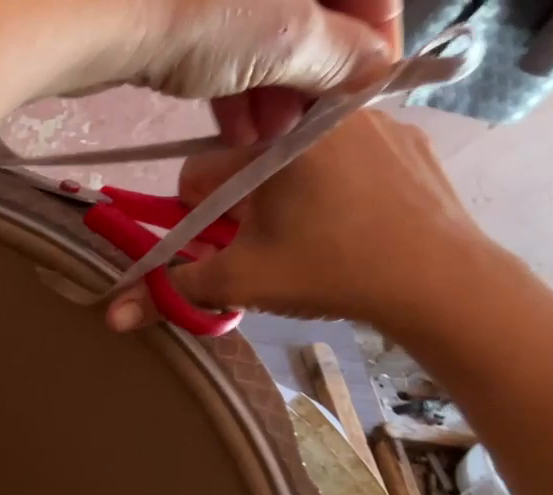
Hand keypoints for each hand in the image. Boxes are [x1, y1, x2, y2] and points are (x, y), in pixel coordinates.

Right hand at [104, 110, 502, 334]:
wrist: (440, 278)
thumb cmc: (330, 271)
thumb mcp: (240, 283)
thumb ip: (171, 292)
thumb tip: (111, 317)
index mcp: (272, 145)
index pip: (195, 175)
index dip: (192, 220)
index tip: (213, 248)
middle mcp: (318, 119)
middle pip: (243, 165)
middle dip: (237, 208)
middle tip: (259, 248)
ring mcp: (372, 125)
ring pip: (294, 161)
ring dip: (282, 197)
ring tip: (307, 238)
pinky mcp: (408, 142)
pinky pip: (345, 158)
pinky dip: (333, 189)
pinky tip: (349, 224)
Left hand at [205, 1, 404, 143]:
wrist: (101, 24)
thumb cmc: (212, 22)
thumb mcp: (289, 38)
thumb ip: (339, 54)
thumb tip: (375, 70)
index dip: (374, 47)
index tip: (366, 97)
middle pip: (319, 24)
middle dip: (314, 81)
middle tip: (309, 128)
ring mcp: (232, 3)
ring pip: (269, 46)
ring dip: (275, 97)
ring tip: (270, 140)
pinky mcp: (190, 29)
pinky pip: (225, 58)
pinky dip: (236, 95)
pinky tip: (237, 135)